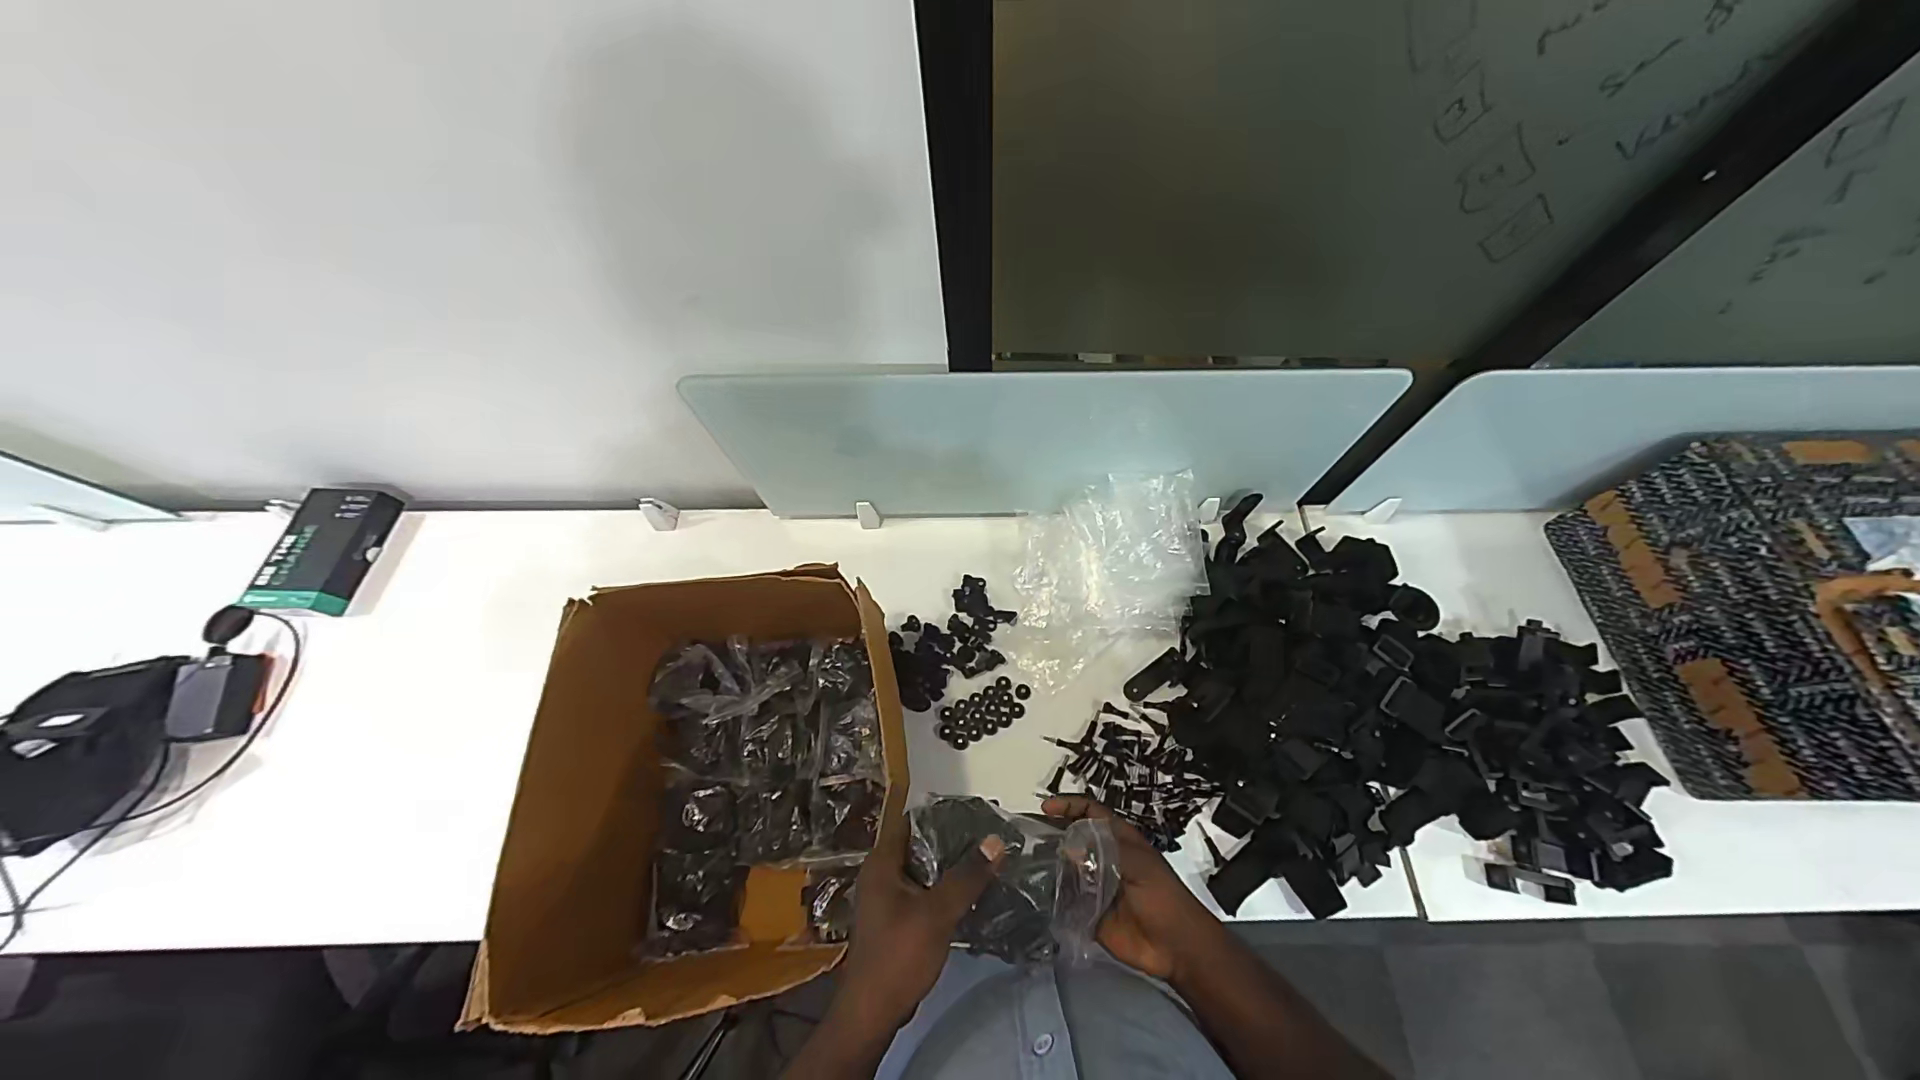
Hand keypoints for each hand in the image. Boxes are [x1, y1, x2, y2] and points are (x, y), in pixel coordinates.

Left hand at [833, 813, 1005, 1032]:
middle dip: (950, 841)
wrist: (873, 1012)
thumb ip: (967, 876)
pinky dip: (942, 889)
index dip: (940, 814)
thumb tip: (995, 839)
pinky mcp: (895, 919)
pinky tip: (968, 893)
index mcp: (881, 862)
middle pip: (918, 845)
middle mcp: (880, 873)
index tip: (973, 814)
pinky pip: (922, 892)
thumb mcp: (937, 912)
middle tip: (986, 838)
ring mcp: (885, 898)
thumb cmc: (899, 954)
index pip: (911, 821)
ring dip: (948, 867)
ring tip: (984, 861)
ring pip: (922, 870)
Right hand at [1043, 795, 1217, 980]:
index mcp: (1118, 840)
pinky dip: (1051, 895)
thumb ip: (1105, 851)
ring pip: (1066, 868)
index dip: (1069, 805)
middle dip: (1053, 833)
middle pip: (1073, 838)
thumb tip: (1067, 847)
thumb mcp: (1140, 865)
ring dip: (1049, 863)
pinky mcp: (1088, 912)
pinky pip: (1065, 900)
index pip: (1090, 812)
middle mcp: (1103, 859)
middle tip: (1027, 836)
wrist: (1176, 947)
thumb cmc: (1162, 897)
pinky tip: (1035, 891)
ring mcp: (1094, 886)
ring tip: (1025, 861)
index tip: (1046, 807)